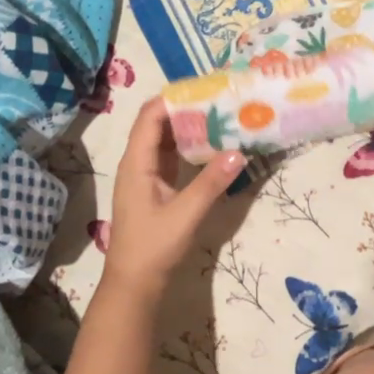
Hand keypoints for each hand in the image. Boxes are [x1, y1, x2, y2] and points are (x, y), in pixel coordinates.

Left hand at [101, 99, 243, 299]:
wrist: (134, 285)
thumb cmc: (153, 247)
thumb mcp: (185, 214)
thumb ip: (211, 182)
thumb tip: (239, 150)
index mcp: (137, 163)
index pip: (151, 116)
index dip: (174, 98)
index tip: (206, 88)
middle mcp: (138, 163)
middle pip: (158, 123)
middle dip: (187, 108)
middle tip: (220, 99)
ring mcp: (146, 176)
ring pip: (166, 139)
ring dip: (190, 127)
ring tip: (221, 115)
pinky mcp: (155, 188)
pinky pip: (171, 156)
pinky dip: (190, 146)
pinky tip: (212, 145)